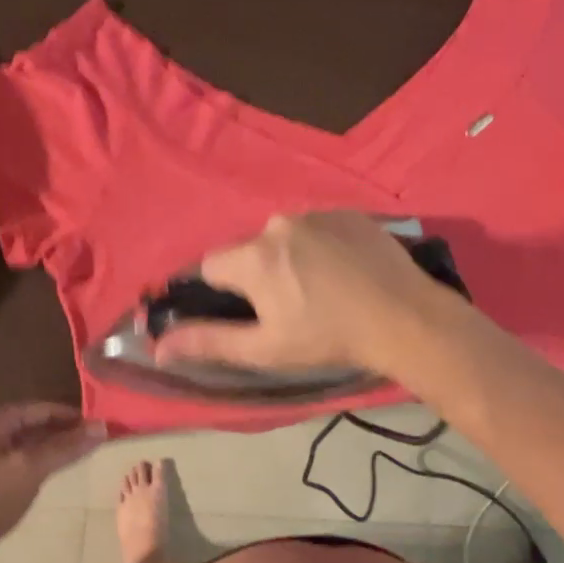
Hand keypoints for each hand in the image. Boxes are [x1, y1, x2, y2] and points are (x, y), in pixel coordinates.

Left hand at [0, 403, 105, 561]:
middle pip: (28, 425)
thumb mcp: (31, 469)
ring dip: (48, 449)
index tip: (98, 425)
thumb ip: (67, 446)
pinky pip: (11, 462)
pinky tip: (49, 472)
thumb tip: (103, 427)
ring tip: (78, 456)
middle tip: (92, 442)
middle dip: (60, 433)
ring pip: (20, 445)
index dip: (69, 415)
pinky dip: (33, 463)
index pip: (37, 409)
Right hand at [153, 211, 451, 374]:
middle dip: (261, 275)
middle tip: (294, 307)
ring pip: (285, 237)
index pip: (212, 266)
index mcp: (255, 257)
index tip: (253, 314)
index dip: (226, 293)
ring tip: (325, 290)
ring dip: (293, 258)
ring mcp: (318, 214)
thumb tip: (158, 345)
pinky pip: (319, 227)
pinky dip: (323, 246)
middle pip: (251, 250)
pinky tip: (346, 272)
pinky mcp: (350, 213)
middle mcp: (280, 224)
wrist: (405, 318)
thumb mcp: (266, 349)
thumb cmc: (330, 338)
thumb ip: (209, 341)